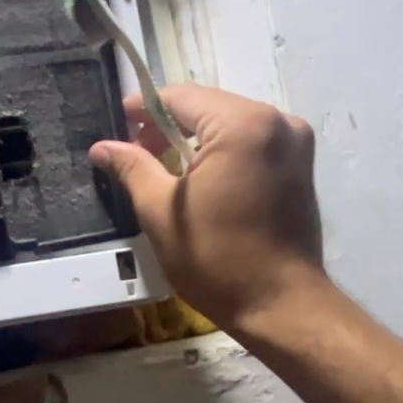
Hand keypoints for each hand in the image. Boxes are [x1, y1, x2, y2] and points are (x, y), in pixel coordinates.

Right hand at [90, 85, 326, 326]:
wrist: (281, 305)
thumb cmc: (217, 258)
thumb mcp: (160, 210)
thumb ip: (132, 167)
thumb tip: (102, 146)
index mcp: (243, 125)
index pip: (182, 97)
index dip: (144, 108)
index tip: (117, 124)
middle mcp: (277, 121)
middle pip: (208, 106)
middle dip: (168, 124)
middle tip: (135, 151)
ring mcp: (294, 142)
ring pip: (229, 123)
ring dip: (194, 138)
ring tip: (162, 166)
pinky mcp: (300, 164)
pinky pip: (251, 140)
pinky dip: (221, 150)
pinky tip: (198, 176)